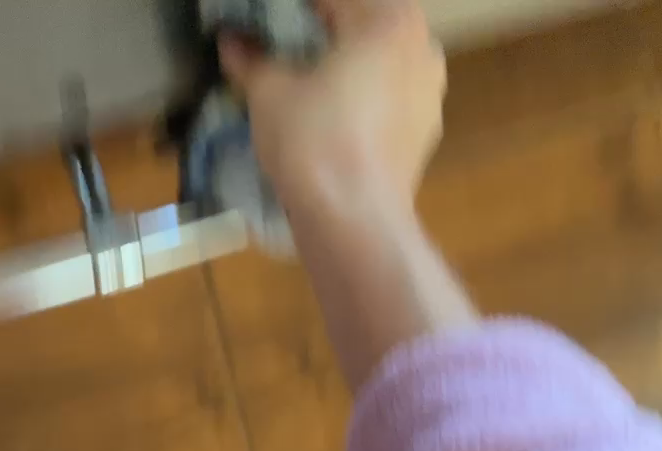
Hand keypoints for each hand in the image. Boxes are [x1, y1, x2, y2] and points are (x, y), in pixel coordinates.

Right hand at [220, 0, 447, 209]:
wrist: (352, 218)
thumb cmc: (312, 143)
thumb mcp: (269, 96)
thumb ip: (251, 60)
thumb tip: (231, 39)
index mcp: (387, 18)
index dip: (290, 12)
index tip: (263, 29)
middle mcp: (422, 41)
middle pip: (363, 25)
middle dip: (323, 35)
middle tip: (284, 56)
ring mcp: (431, 87)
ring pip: (380, 64)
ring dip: (347, 68)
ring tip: (310, 94)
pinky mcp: (425, 129)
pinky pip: (389, 101)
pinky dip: (362, 103)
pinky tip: (334, 127)